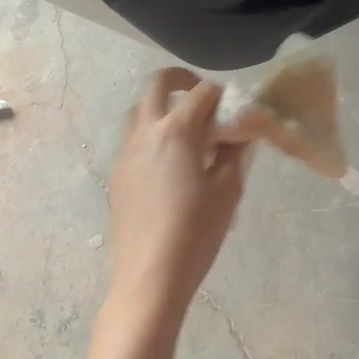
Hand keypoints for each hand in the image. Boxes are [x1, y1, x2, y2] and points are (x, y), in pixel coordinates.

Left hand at [104, 68, 250, 321]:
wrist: (148, 279)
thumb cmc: (194, 233)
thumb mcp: (228, 191)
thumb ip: (235, 153)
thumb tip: (241, 132)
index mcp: (176, 130)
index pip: (202, 93)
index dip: (221, 94)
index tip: (234, 107)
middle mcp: (146, 132)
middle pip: (157, 83)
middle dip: (180, 79)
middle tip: (201, 95)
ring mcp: (125, 153)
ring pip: (138, 110)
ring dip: (160, 107)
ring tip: (183, 131)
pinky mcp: (116, 176)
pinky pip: (132, 140)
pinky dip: (149, 135)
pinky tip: (167, 165)